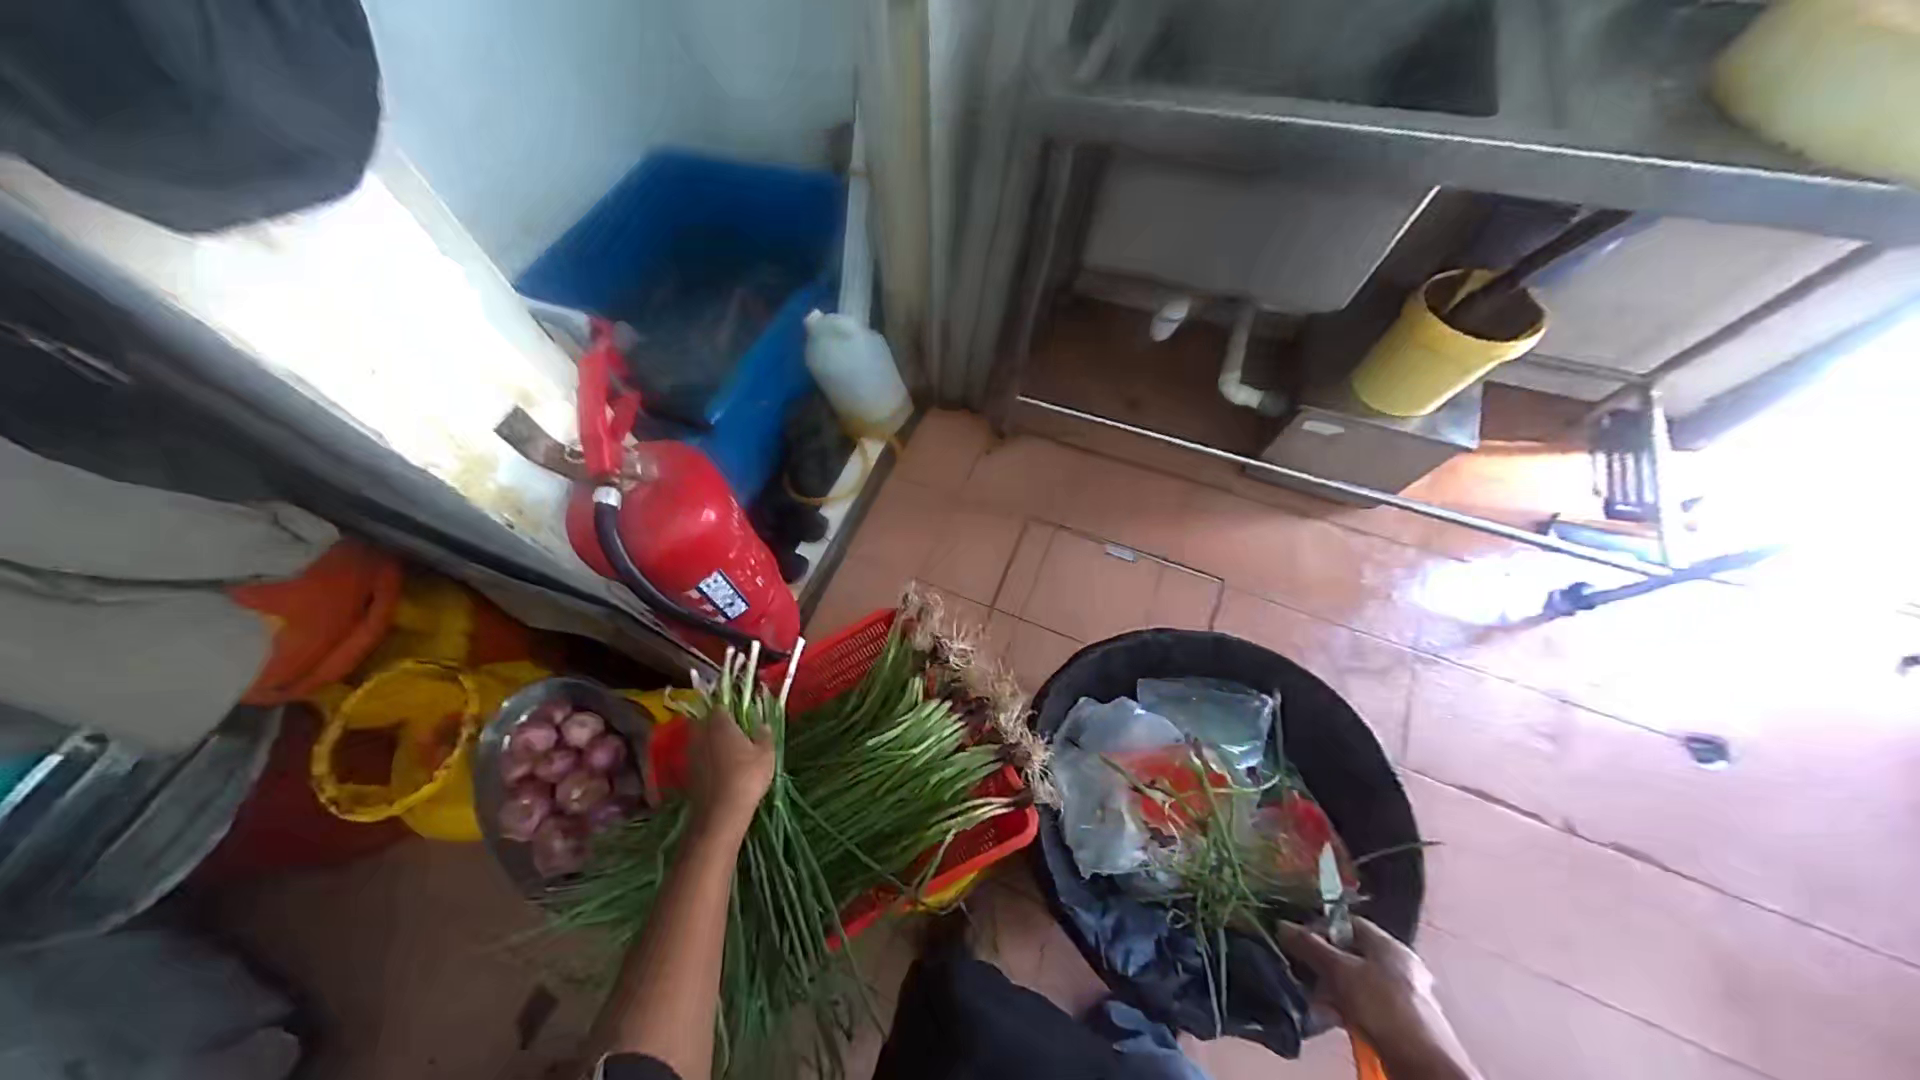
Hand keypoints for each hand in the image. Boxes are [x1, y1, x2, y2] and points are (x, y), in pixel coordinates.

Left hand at [687, 709, 773, 838]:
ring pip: (700, 741)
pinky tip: (720, 770)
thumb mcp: (766, 754)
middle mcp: (701, 734)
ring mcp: (691, 754)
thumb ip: (764, 735)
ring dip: (710, 744)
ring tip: (728, 753)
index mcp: (719, 723)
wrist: (720, 812)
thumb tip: (763, 725)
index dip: (730, 710)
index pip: (720, 707)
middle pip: (705, 722)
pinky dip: (707, 760)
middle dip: (716, 725)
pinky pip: (698, 758)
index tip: (740, 717)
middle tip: (733, 733)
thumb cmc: (747, 776)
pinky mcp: (687, 773)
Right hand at [1276, 917, 1481, 1079]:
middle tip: (1300, 970)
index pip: (1346, 922)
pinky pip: (1361, 1005)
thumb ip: (1309, 946)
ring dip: (1329, 988)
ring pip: (1352, 981)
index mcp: (1388, 945)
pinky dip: (1343, 1008)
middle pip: (1348, 953)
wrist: (1423, 1067)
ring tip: (1312, 997)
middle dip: (1321, 962)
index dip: (1318, 926)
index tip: (1295, 938)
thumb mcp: (1340, 971)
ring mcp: (1398, 996)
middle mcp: (1396, 966)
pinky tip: (1329, 1016)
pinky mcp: (1396, 1023)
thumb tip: (1282, 925)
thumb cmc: (1382, 1007)